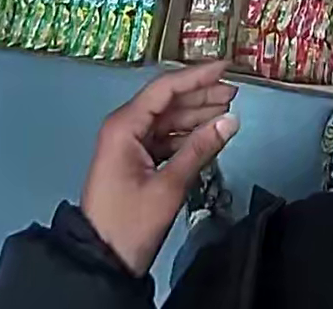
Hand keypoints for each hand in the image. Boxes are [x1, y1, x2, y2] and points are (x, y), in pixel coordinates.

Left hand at [81, 60, 239, 274]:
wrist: (100, 263)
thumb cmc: (129, 224)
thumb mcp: (168, 187)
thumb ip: (200, 150)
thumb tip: (231, 121)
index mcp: (125, 124)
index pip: (165, 88)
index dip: (197, 76)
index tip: (224, 67)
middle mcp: (125, 125)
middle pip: (168, 100)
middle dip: (201, 94)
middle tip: (232, 91)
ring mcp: (130, 141)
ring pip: (168, 118)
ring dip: (197, 113)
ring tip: (227, 108)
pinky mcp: (136, 158)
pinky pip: (165, 136)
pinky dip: (187, 133)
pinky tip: (209, 133)